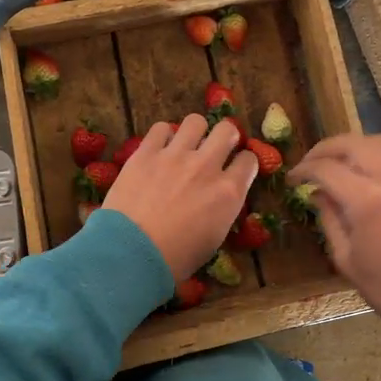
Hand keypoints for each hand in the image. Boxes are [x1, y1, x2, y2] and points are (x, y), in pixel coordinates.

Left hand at [101, 114, 257, 286]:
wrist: (131, 254)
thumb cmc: (176, 259)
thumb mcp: (213, 238)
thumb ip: (221, 210)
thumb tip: (218, 199)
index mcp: (228, 192)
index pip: (249, 161)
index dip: (243, 163)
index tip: (236, 168)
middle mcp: (206, 166)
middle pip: (227, 130)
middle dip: (225, 137)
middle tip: (215, 149)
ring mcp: (175, 155)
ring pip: (195, 121)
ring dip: (195, 132)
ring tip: (186, 144)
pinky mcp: (146, 152)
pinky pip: (160, 128)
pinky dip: (163, 136)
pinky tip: (159, 149)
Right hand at [290, 134, 380, 340]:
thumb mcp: (346, 259)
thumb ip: (329, 219)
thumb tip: (319, 193)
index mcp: (367, 202)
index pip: (326, 168)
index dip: (303, 169)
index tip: (293, 178)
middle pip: (352, 144)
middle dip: (325, 149)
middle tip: (311, 163)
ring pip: (380, 142)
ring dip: (353, 146)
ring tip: (340, 161)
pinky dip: (380, 154)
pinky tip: (371, 170)